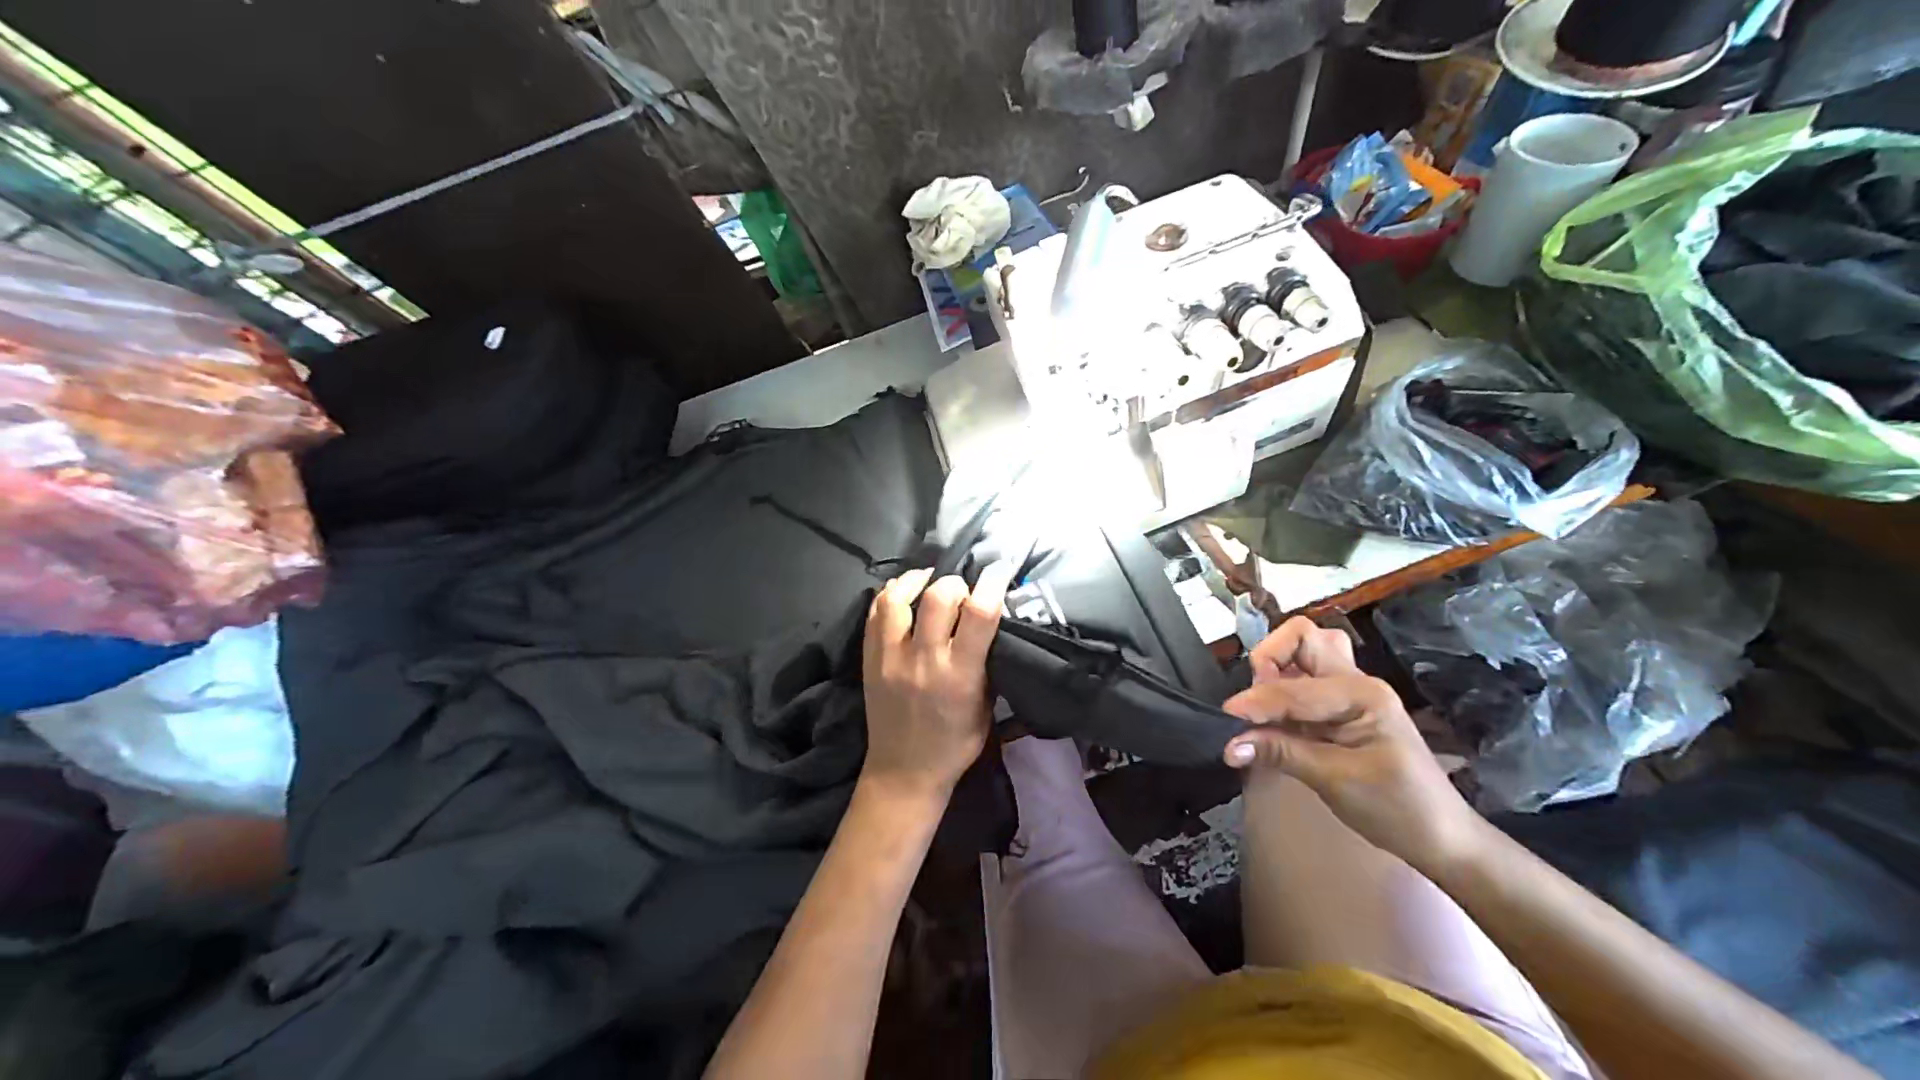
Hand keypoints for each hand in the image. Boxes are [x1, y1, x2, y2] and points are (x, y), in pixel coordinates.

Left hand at [860, 564, 1014, 803]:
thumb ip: (987, 664)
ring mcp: (890, 658)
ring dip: (917, 581)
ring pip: (897, 598)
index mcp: (959, 676)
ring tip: (928, 581)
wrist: (903, 772)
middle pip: (937, 596)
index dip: (993, 582)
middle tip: (962, 589)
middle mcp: (923, 660)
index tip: (1000, 569)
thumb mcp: (985, 708)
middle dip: (955, 582)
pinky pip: (875, 612)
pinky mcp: (869, 659)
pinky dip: (891, 595)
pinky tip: (904, 594)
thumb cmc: (954, 744)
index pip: (979, 613)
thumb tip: (992, 622)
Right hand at [1223, 617, 1487, 871]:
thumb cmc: (1399, 809)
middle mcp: (1355, 683)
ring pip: (1304, 654)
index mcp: (1363, 695)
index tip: (1226, 717)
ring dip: (1275, 669)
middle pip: (1303, 639)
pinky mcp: (1340, 711)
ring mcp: (1348, 694)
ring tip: (1260, 706)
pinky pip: (1303, 684)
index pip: (1294, 688)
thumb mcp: (1337, 781)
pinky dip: (1280, 691)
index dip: (1256, 701)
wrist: (1442, 838)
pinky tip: (1271, 719)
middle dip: (1269, 658)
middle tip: (1252, 699)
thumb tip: (1231, 744)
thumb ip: (1281, 753)